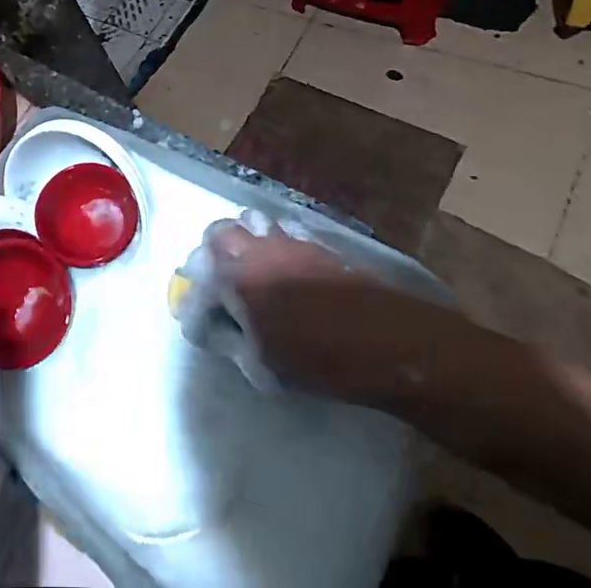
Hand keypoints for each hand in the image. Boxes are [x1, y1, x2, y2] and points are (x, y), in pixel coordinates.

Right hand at [207, 220, 458, 402]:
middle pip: (216, 236)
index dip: (194, 311)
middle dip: (208, 257)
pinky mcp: (317, 245)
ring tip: (247, 268)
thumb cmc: (322, 361)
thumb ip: (231, 342)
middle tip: (216, 284)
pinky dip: (273, 243)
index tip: (200, 329)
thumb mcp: (264, 367)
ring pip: (249, 223)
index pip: (197, 289)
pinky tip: (283, 268)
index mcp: (233, 278)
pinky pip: (283, 230)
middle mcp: (254, 250)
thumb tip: (216, 330)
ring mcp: (287, 242)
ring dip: (240, 241)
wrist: (396, 346)